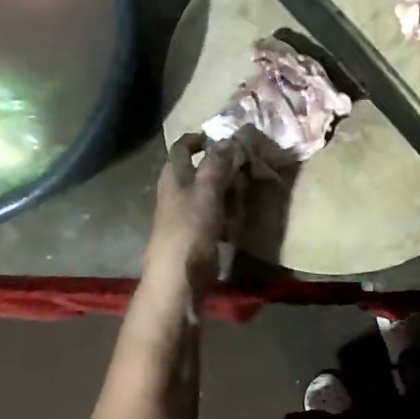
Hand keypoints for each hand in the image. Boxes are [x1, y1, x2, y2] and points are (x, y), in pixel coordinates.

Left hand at [145, 133, 244, 297]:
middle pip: (200, 171)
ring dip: (229, 193)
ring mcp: (185, 215)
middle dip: (223, 168)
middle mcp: (177, 192)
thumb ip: (217, 163)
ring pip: (210, 194)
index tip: (223, 138)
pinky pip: (214, 217)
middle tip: (246, 169)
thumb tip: (228, 138)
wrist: (178, 279)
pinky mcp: (196, 235)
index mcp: (174, 176)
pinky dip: (227, 216)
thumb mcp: (207, 191)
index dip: (199, 139)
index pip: (182, 147)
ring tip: (246, 196)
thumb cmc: (190, 230)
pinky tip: (237, 223)